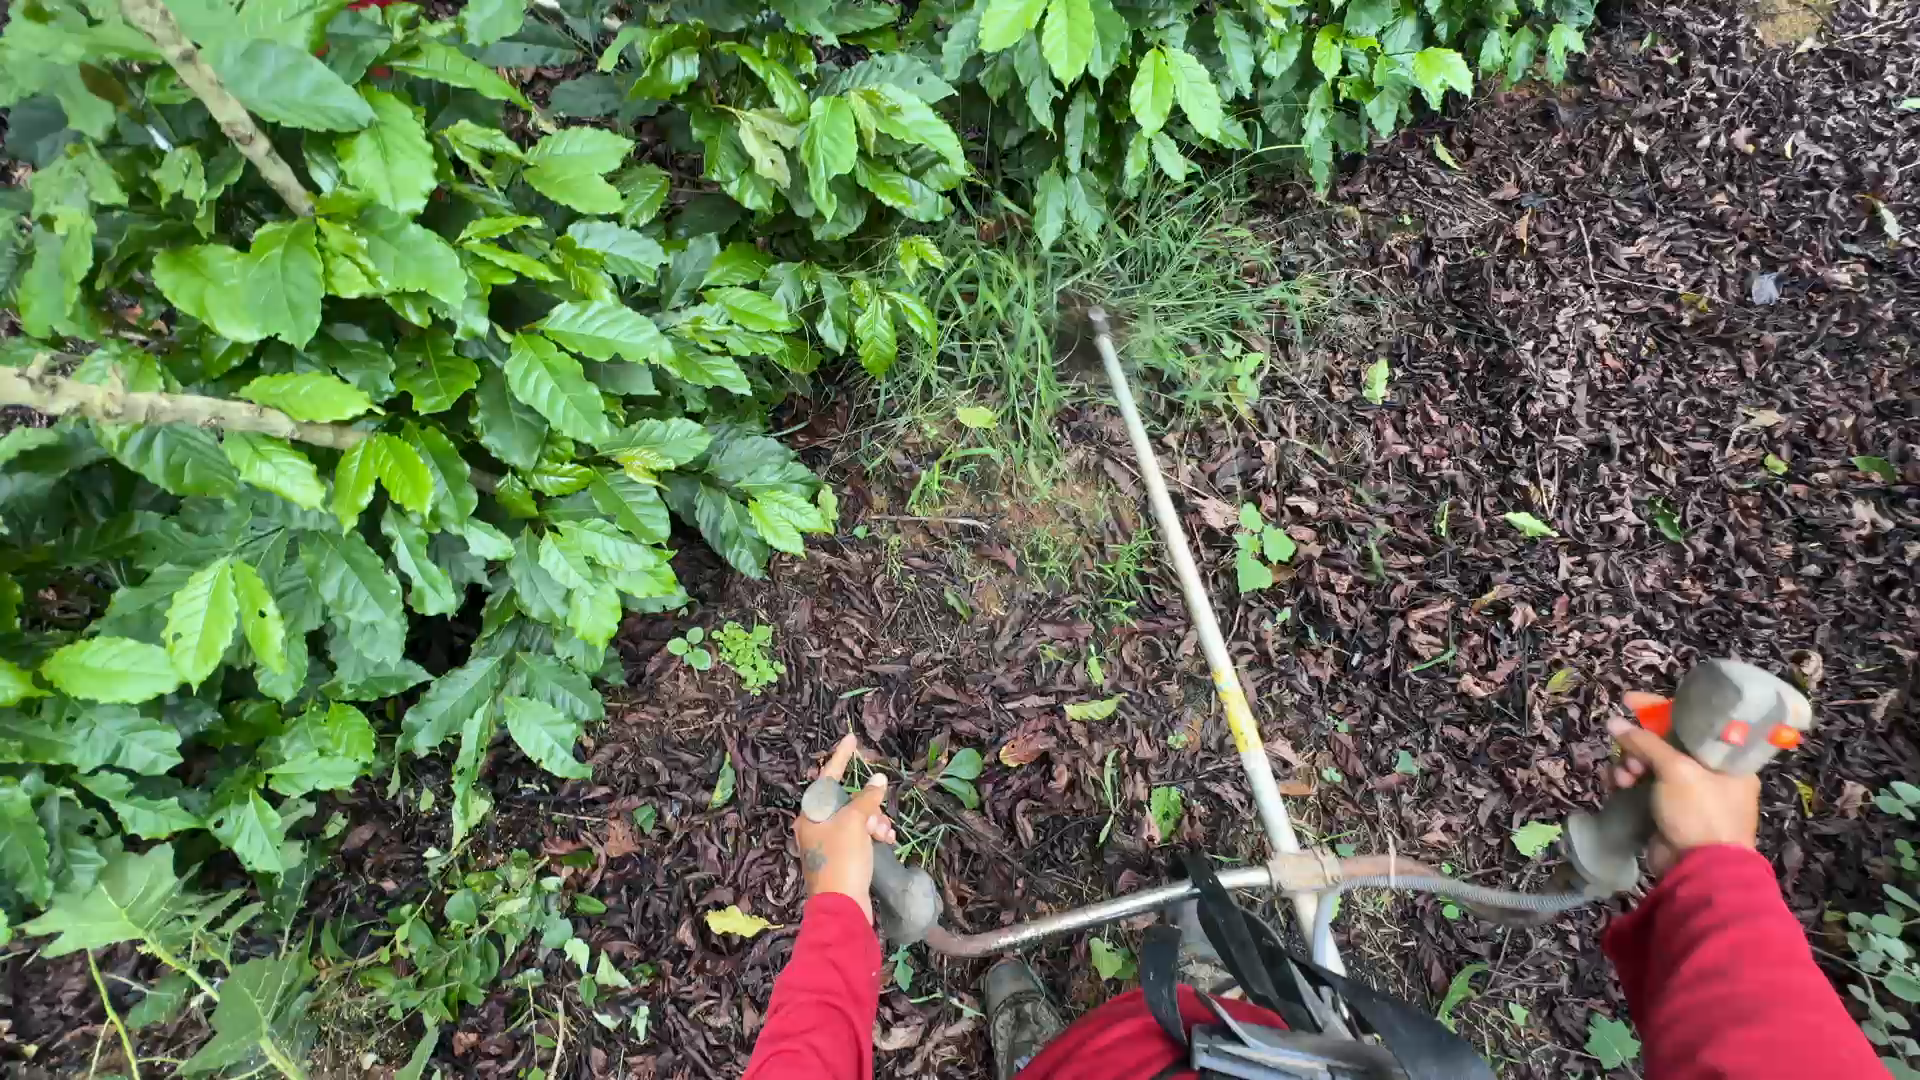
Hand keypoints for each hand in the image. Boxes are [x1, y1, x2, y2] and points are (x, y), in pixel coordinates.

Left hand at [795, 734, 897, 922]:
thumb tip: (878, 780)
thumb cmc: (842, 860)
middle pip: (846, 800)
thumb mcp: (855, 823)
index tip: (852, 739)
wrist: (842, 909)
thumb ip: (867, 798)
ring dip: (875, 821)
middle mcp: (815, 827)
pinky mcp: (842, 859)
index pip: (828, 777)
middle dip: (868, 804)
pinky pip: (860, 836)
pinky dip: (873, 834)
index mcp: (810, 815)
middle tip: (879, 816)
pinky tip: (886, 841)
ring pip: (857, 818)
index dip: (842, 757)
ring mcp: (828, 844)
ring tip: (885, 833)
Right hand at [1609, 691, 1761, 874]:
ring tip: (1623, 778)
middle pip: (1663, 743)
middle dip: (1637, 745)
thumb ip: (1645, 742)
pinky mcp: (1665, 806)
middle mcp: (1709, 774)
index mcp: (1727, 762)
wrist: (1700, 868)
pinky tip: (1617, 787)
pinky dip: (1624, 781)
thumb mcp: (1676, 771)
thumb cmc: (1701, 813)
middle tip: (1628, 755)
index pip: (1693, 723)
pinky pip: (1639, 782)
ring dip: (1627, 764)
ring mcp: (1686, 792)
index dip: (1660, 709)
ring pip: (1646, 762)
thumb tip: (1614, 722)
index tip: (1628, 700)